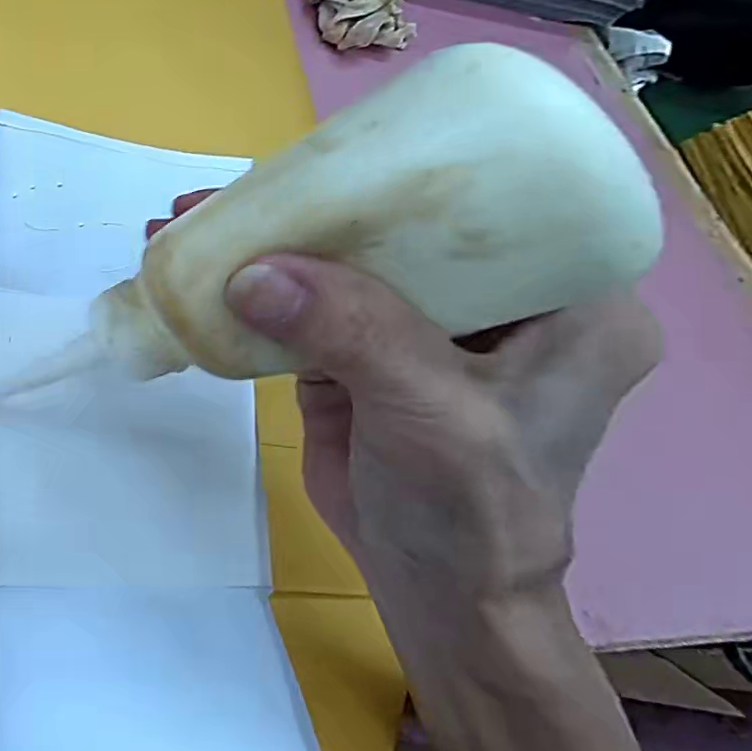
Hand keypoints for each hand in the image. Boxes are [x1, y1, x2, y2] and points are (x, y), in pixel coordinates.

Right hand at [150, 189, 661, 604]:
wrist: (431, 591)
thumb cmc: (471, 511)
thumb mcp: (433, 416)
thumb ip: (353, 335)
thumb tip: (249, 272)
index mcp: (564, 294)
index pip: (482, 201)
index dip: (398, 170)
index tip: (312, 159)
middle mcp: (491, 298)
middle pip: (387, 227)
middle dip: (302, 207)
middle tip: (221, 196)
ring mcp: (416, 324)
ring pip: (335, 262)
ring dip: (264, 243)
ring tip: (188, 224)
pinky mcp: (356, 349)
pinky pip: (302, 304)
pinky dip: (250, 288)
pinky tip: (200, 273)